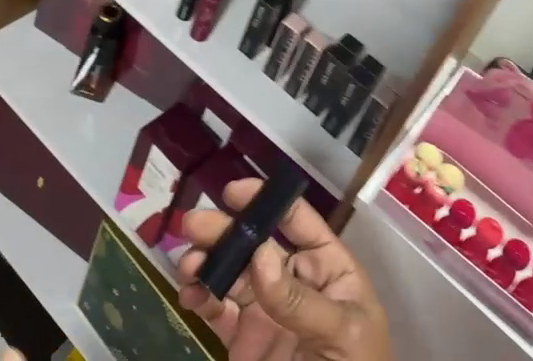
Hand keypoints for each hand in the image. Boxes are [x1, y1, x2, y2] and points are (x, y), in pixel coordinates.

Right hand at [176, 178, 391, 360]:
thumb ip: (301, 299)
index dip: (268, 200)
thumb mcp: (344, 336)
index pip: (299, 223)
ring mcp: (267, 311)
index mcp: (329, 270)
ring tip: (188, 266)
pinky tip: (188, 294)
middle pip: (255, 243)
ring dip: (206, 261)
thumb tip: (260, 252)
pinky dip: (198, 297)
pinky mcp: (244, 340)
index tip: (233, 192)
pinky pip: (217, 310)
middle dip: (224, 229)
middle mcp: (295, 282)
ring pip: (230, 273)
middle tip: (192, 224)